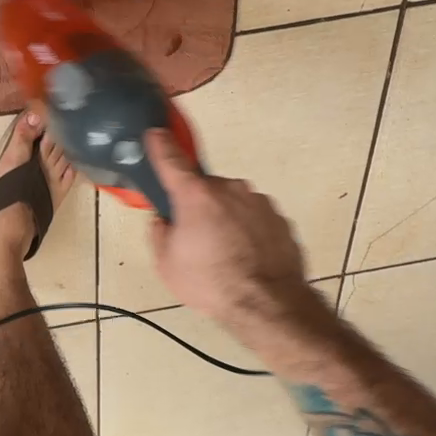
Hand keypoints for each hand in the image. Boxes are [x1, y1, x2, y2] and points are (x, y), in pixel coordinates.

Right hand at [145, 129, 325, 335]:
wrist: (268, 303)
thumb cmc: (209, 282)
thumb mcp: (166, 264)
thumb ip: (160, 233)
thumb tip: (164, 219)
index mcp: (195, 195)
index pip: (171, 161)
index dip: (160, 146)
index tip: (155, 133)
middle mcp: (229, 188)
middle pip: (205, 189)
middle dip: (198, 206)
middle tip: (194, 238)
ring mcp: (259, 201)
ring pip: (232, 204)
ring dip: (224, 219)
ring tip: (224, 255)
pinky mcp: (280, 218)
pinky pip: (254, 219)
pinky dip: (247, 232)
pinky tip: (245, 258)